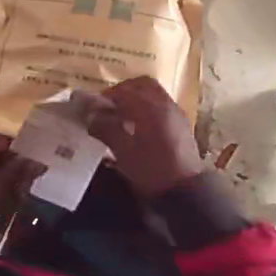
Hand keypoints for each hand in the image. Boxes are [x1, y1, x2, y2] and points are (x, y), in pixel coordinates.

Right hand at [89, 77, 207, 200]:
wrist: (185, 191)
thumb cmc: (151, 170)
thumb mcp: (123, 150)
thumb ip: (106, 128)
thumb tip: (89, 115)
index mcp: (150, 108)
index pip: (123, 91)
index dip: (104, 97)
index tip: (92, 108)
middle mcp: (165, 105)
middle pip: (142, 85)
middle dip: (122, 91)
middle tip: (108, 106)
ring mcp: (175, 114)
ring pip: (153, 94)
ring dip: (135, 98)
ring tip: (120, 116)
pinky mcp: (180, 125)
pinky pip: (160, 105)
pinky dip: (146, 107)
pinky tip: (135, 126)